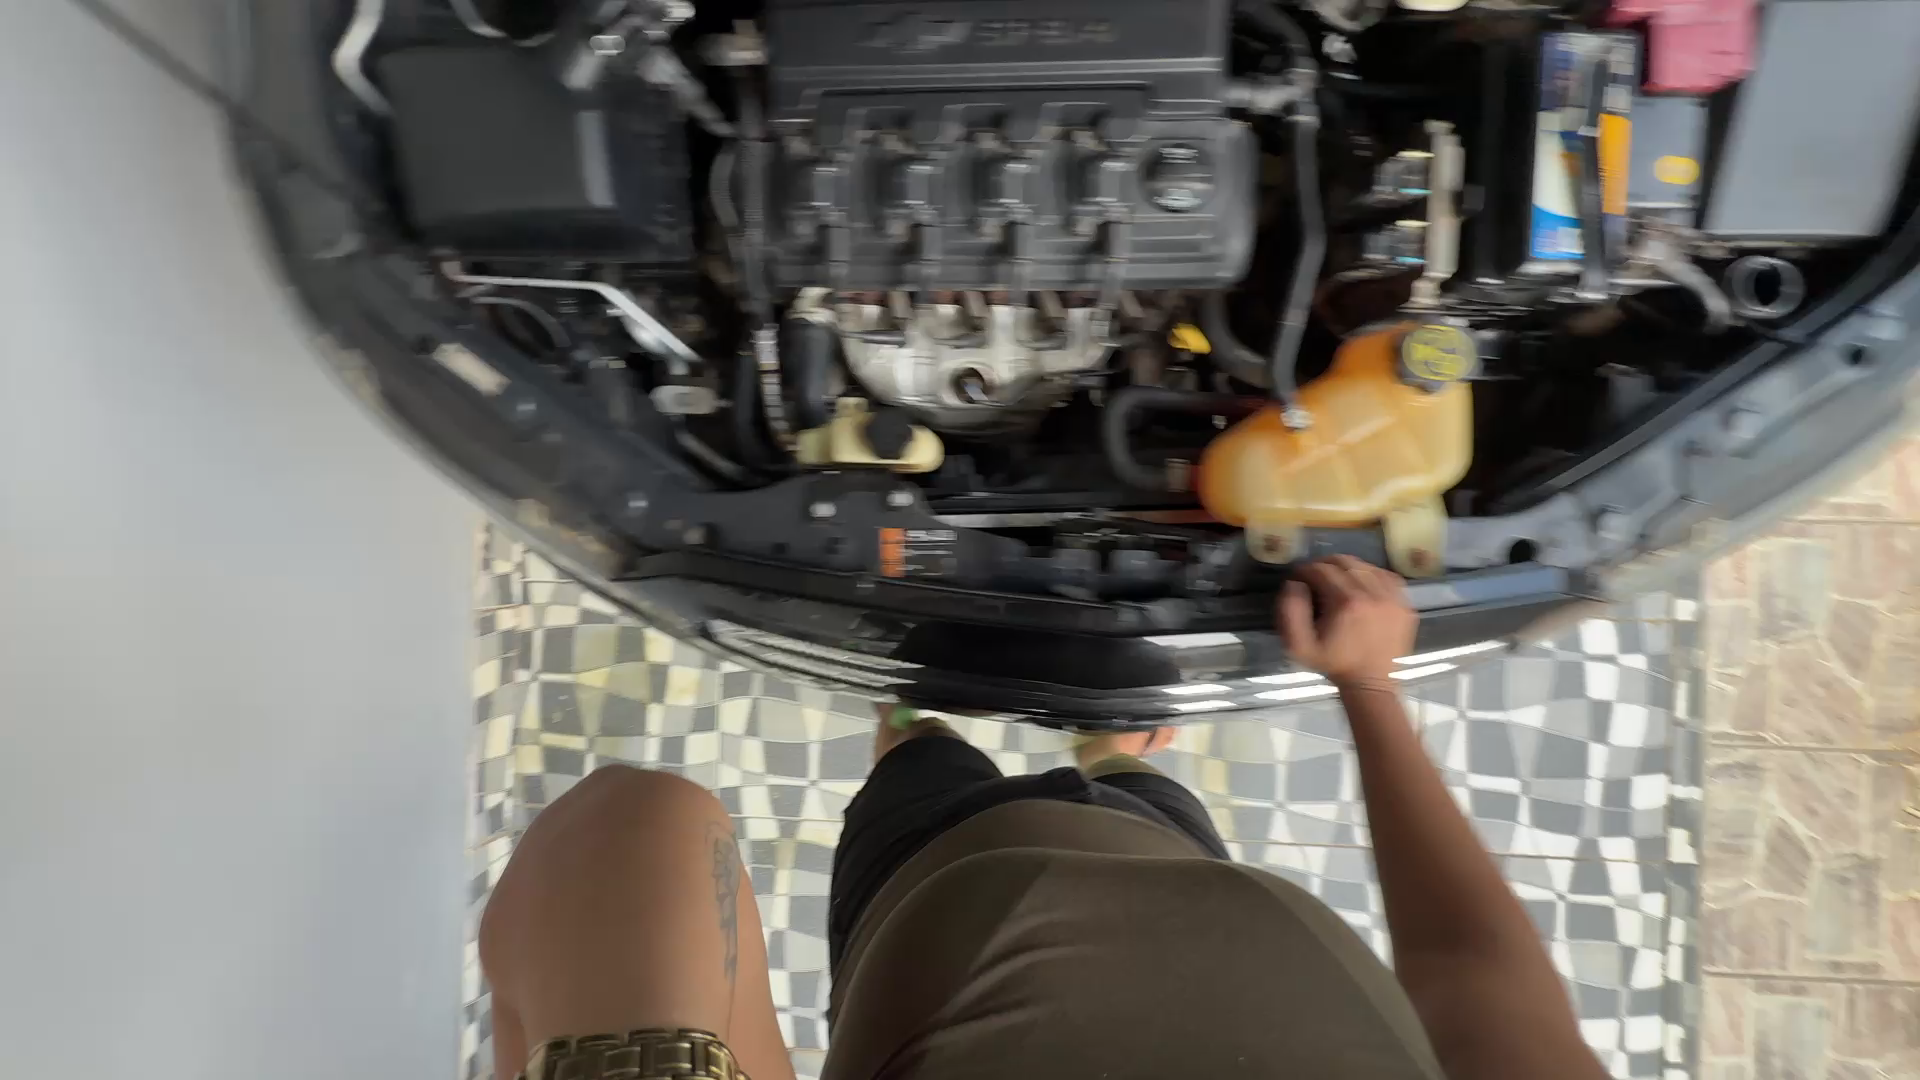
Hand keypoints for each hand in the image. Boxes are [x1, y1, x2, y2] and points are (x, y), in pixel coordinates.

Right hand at [1279, 556, 1415, 685]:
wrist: (1371, 683)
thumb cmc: (1333, 663)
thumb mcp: (1298, 645)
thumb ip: (1290, 611)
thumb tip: (1294, 584)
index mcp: (1346, 602)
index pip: (1321, 570)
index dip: (1305, 570)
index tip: (1298, 578)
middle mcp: (1372, 594)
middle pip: (1345, 562)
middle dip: (1324, 565)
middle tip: (1314, 576)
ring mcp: (1393, 599)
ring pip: (1367, 566)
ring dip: (1347, 568)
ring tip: (1336, 579)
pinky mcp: (1405, 605)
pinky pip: (1388, 577)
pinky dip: (1372, 574)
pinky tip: (1362, 583)